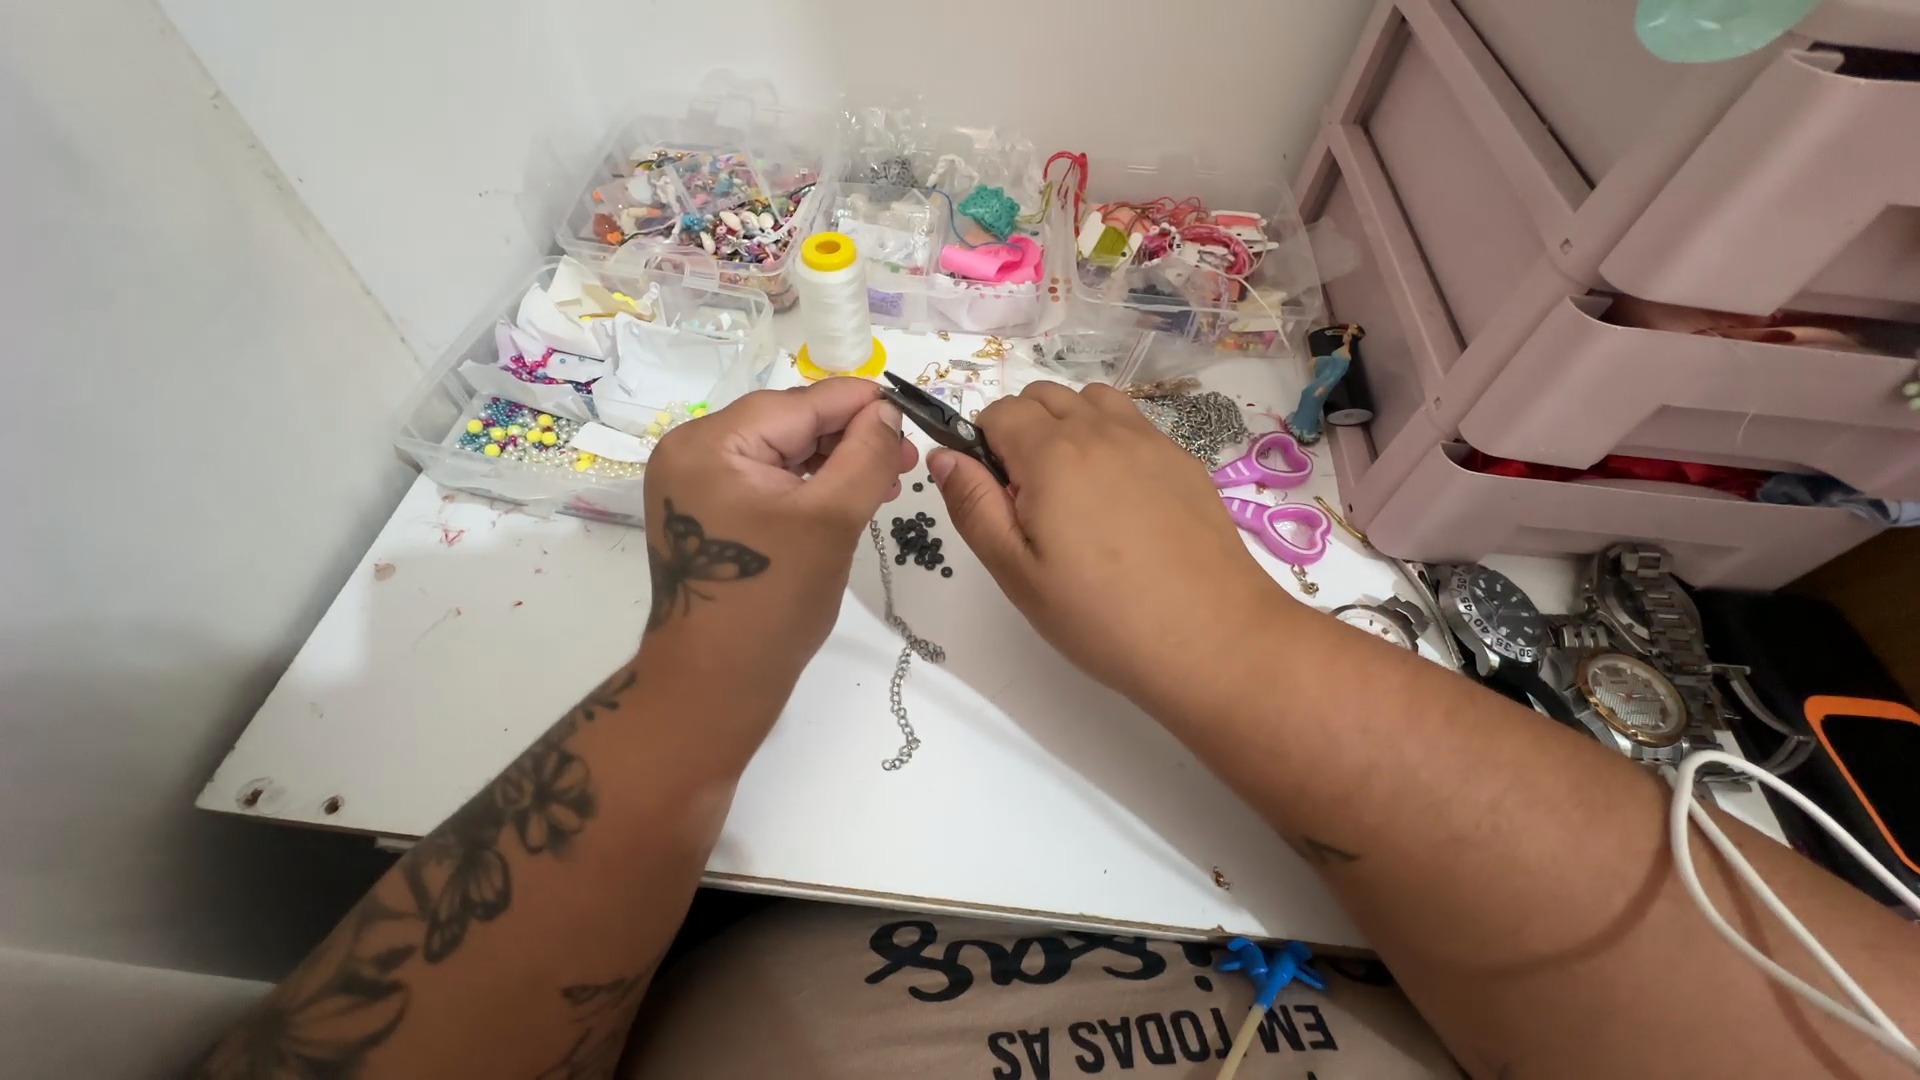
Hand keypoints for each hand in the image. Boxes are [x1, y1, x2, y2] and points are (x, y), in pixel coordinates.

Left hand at [641, 378, 914, 679]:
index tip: (910, 408)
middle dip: (850, 436)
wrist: (718, 682)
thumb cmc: (774, 601)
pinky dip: (811, 484)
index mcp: (710, 444)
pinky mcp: (711, 512)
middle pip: (788, 424)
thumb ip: (865, 455)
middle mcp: (693, 452)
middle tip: (906, 456)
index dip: (859, 402)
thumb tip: (887, 411)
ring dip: (836, 460)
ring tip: (887, 478)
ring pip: (782, 452)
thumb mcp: (831, 519)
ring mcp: (698, 484)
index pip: (799, 403)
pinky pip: (769, 481)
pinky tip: (850, 493)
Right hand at [928, 381, 1290, 707]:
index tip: (997, 496)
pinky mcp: (1183, 460)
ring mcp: (1149, 441)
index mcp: (1053, 455)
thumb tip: (944, 455)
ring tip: (1074, 489)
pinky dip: (1110, 440)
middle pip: (1043, 396)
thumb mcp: (1017, 572)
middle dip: (1022, 431)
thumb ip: (973, 506)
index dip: (984, 445)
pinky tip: (1120, 499)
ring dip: (1067, 426)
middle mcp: (1102, 431)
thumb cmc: (1101, 616)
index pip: (999, 412)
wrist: (1212, 638)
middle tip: (1032, 499)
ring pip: (1091, 401)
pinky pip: (1133, 424)